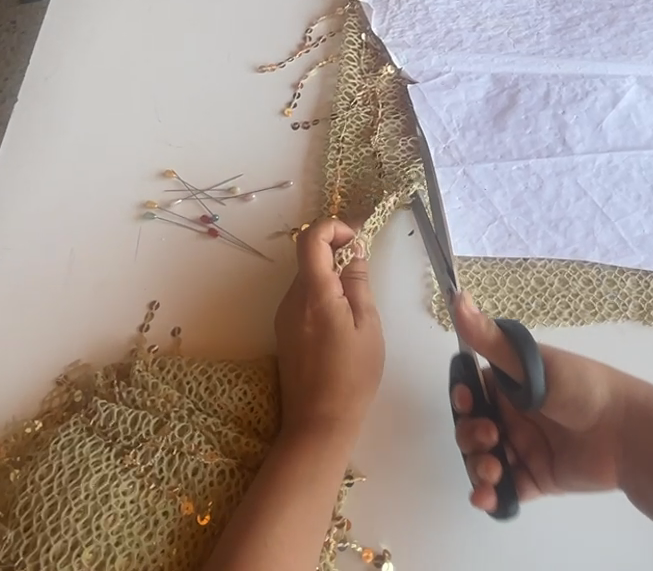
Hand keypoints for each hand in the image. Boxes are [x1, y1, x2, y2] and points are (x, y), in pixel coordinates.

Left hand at [274, 219, 383, 444]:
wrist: (318, 424)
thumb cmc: (352, 376)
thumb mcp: (368, 325)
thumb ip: (358, 283)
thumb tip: (354, 252)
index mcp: (314, 294)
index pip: (310, 239)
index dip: (333, 228)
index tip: (356, 241)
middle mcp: (292, 300)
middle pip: (310, 257)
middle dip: (338, 255)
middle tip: (364, 274)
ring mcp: (285, 316)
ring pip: (308, 278)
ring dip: (332, 277)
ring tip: (357, 307)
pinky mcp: (285, 331)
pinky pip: (304, 299)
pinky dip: (323, 296)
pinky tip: (341, 324)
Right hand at [450, 293, 642, 513]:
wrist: (626, 434)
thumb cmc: (580, 389)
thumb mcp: (532, 362)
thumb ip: (490, 339)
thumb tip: (457, 296)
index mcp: (513, 383)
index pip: (474, 391)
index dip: (464, 400)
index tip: (467, 404)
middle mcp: (516, 414)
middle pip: (474, 427)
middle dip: (470, 435)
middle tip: (490, 436)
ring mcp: (526, 448)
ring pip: (485, 459)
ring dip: (478, 466)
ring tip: (493, 470)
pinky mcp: (536, 478)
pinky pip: (505, 490)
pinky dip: (490, 495)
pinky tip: (486, 496)